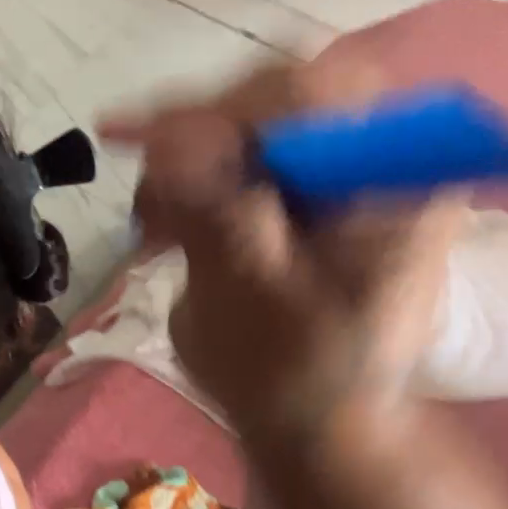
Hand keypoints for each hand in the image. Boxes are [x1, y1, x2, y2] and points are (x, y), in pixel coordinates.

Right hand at [99, 57, 465, 442]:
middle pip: (275, 100)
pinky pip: (245, 158)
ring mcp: (345, 174)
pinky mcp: (311, 194)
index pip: (302, 95)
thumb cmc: (284, 368)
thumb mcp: (244, 295)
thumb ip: (215, 211)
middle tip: (141, 200)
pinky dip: (192, 185)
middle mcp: (378, 158)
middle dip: (192, 141)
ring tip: (151, 232)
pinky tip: (167, 229)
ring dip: (184, 169)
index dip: (209, 108)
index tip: (122, 139)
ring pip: (250, 126)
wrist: (314, 413)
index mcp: (385, 178)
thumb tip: (169, 138)